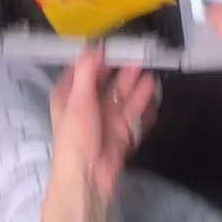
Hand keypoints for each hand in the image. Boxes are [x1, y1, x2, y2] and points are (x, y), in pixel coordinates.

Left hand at [49, 46, 158, 208]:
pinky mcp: (120, 132)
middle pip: (106, 82)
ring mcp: (105, 119)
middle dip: (121, 69)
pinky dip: (142, 102)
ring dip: (134, 83)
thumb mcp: (78, 99)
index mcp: (69, 95)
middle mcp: (86, 104)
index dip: (98, 57)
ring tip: (148, 68)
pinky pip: (133, 113)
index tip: (114, 42)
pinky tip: (152, 90)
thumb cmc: (76, 136)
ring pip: (121, 96)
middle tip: (138, 54)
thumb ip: (88, 71)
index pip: (83, 70)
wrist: (88, 179)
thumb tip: (96, 45)